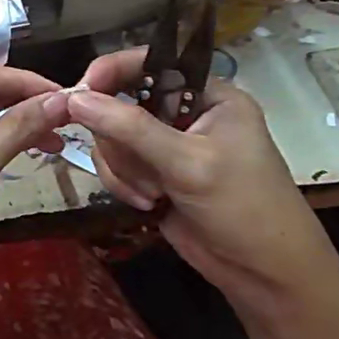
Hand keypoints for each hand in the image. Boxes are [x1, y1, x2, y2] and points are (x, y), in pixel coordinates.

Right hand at [68, 49, 338, 321]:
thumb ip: (130, 128)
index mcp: (207, 95)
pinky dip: (122, 183)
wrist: (264, 274)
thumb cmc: (243, 208)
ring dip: (123, 168)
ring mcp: (165, 145)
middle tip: (137, 167)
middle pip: (119, 103)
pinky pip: (114, 164)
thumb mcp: (188, 163)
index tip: (78, 95)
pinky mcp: (152, 173)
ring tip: (152, 193)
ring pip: (110, 137)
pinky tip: (149, 203)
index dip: (109, 73)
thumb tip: (74, 99)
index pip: (147, 64)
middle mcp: (183, 113)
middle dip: (120, 141)